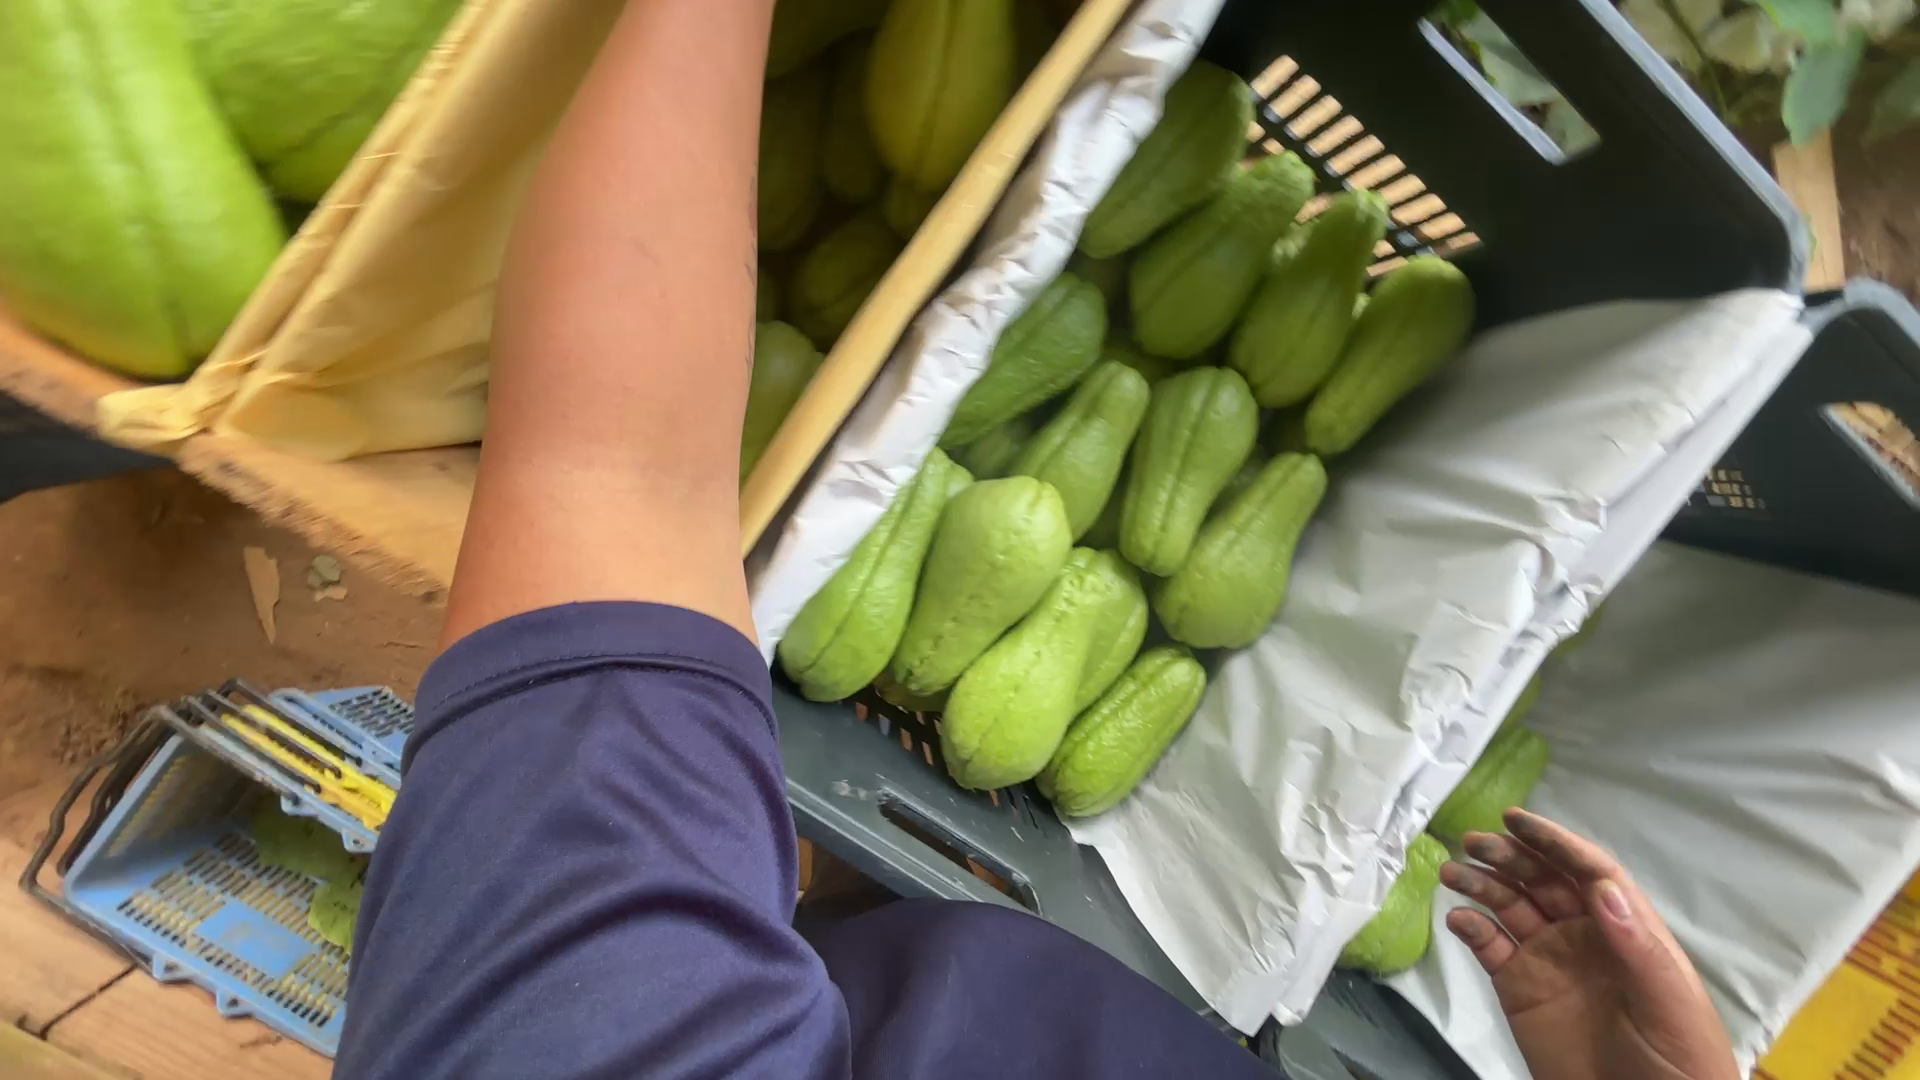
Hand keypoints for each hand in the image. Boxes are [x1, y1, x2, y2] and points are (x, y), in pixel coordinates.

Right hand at [1440, 808, 1737, 1079]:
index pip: (1589, 873)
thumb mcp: (1672, 1012)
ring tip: (1451, 873)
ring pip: (1506, 903)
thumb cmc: (1677, 1070)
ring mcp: (1546, 958)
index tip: (1514, 819)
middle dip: (1507, 854)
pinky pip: (1486, 943)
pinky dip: (1468, 925)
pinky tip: (1459, 921)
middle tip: (1472, 842)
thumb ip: (1639, 950)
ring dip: (1479, 882)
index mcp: (1626, 935)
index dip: (1554, 842)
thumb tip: (1601, 887)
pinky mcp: (1516, 983)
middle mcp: (1582, 936)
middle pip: (1540, 879)